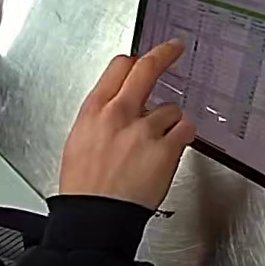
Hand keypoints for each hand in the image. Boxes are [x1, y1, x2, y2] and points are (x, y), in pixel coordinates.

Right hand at [58, 40, 195, 209]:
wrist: (95, 217)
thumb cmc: (85, 187)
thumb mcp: (79, 140)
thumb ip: (102, 117)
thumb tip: (118, 105)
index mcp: (94, 110)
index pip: (119, 68)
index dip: (136, 61)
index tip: (144, 58)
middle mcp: (120, 114)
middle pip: (147, 69)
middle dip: (164, 54)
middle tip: (174, 48)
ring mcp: (144, 130)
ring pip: (171, 108)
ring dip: (169, 122)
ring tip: (155, 146)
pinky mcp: (165, 148)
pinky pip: (185, 128)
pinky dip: (182, 136)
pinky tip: (170, 149)